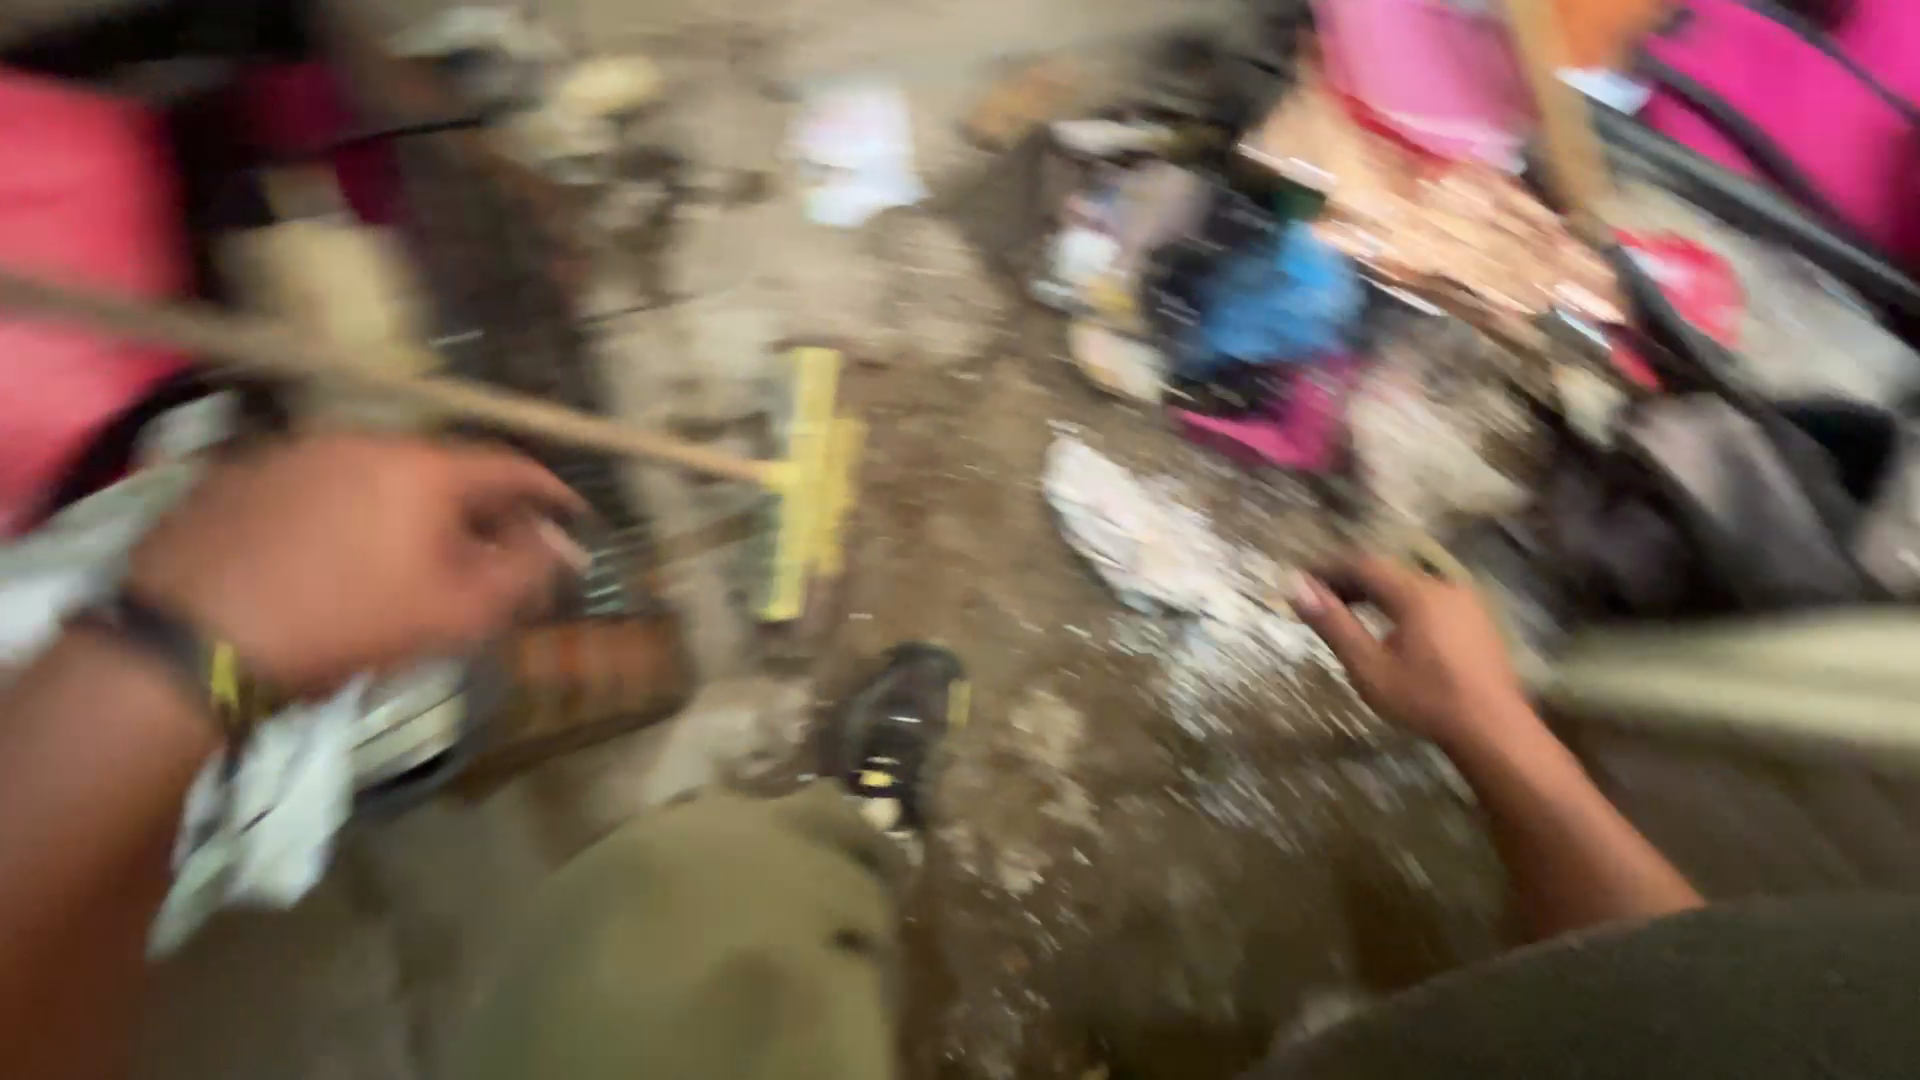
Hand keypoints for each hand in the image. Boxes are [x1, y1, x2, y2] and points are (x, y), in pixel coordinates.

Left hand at [128, 434, 582, 693]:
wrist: (189, 647)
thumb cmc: (350, 624)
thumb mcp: (462, 610)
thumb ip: (529, 571)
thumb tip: (565, 545)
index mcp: (423, 468)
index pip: (511, 466)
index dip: (549, 491)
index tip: (569, 514)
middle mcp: (362, 440)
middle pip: (447, 468)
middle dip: (481, 506)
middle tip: (492, 549)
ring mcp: (294, 451)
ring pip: (383, 473)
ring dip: (417, 507)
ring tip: (416, 554)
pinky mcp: (239, 474)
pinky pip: (326, 483)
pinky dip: (356, 509)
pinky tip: (344, 553)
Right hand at [1290, 555, 1536, 751]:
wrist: (1494, 731)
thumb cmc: (1424, 699)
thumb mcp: (1368, 665)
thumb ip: (1333, 623)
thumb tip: (1297, 587)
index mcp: (1416, 593)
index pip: (1362, 564)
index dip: (1328, 569)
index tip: (1301, 581)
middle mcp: (1443, 587)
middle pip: (1386, 571)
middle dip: (1349, 581)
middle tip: (1319, 600)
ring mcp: (1465, 602)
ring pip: (1407, 585)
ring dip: (1373, 593)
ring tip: (1348, 613)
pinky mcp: (1476, 619)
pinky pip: (1427, 598)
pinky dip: (1398, 604)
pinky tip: (1388, 628)